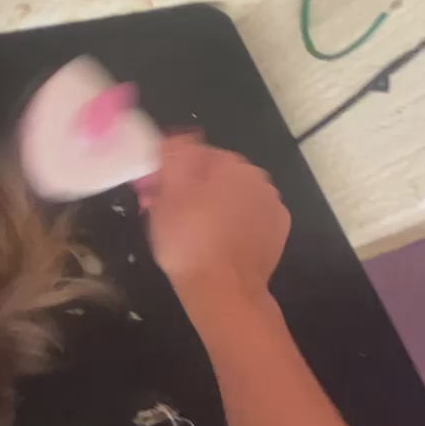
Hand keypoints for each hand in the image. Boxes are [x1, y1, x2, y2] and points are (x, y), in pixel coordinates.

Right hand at [137, 135, 289, 306]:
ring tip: (186, 229)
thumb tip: (177, 138)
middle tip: (161, 212)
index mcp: (227, 164)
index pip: (189, 151)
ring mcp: (270, 203)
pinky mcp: (276, 228)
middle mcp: (255, 177)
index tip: (148, 192)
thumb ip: (174, 157)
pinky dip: (228, 221)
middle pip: (210, 172)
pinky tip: (213, 239)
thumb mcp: (167, 194)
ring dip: (206, 203)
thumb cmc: (187, 239)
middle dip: (185, 186)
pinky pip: (245, 215)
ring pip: (228, 193)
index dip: (165, 170)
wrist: (223, 288)